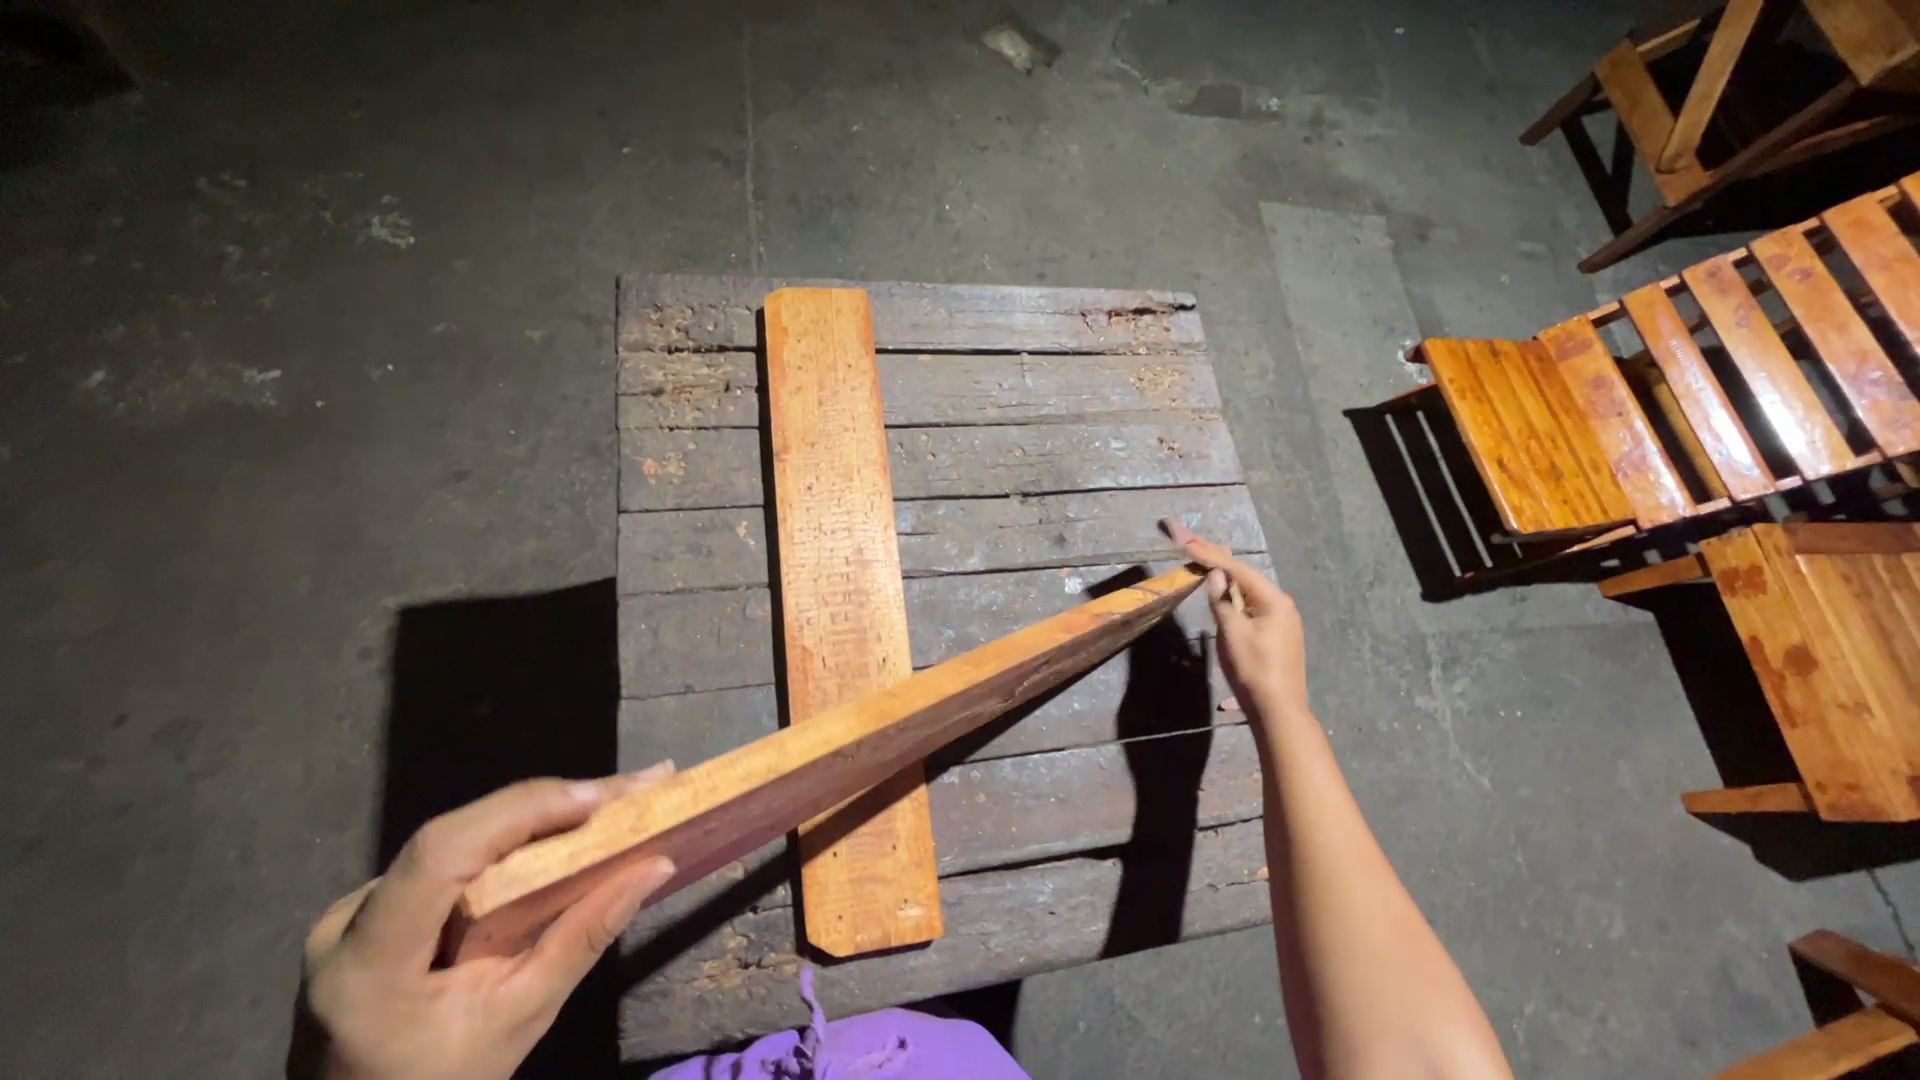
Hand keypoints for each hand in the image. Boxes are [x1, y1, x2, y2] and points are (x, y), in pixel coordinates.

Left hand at [298, 766, 677, 1079]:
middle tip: (632, 788)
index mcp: (370, 961)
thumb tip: (657, 866)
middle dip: (550, 804)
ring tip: (609, 803)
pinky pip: (452, 856)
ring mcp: (352, 909)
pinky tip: (559, 833)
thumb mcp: (522, 1018)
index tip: (603, 798)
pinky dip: (511, 841)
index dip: (524, 811)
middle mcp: (347, 919)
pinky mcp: (371, 907)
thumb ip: (584, 938)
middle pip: (458, 835)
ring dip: (536, 818)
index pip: (443, 852)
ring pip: (459, 839)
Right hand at [1163, 520, 1308, 717]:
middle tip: (1191, 540)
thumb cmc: (1253, 669)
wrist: (1278, 709)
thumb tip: (1217, 576)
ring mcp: (1282, 620)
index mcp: (1273, 600)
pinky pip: (1253, 603)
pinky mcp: (1277, 633)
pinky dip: (1235, 593)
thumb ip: (1223, 601)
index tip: (1186, 540)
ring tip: (1205, 556)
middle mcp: (1281, 604)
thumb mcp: (1232, 633)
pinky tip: (1225, 589)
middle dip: (1217, 558)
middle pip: (1245, 575)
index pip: (1236, 570)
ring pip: (1249, 589)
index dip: (1209, 555)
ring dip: (1226, 574)